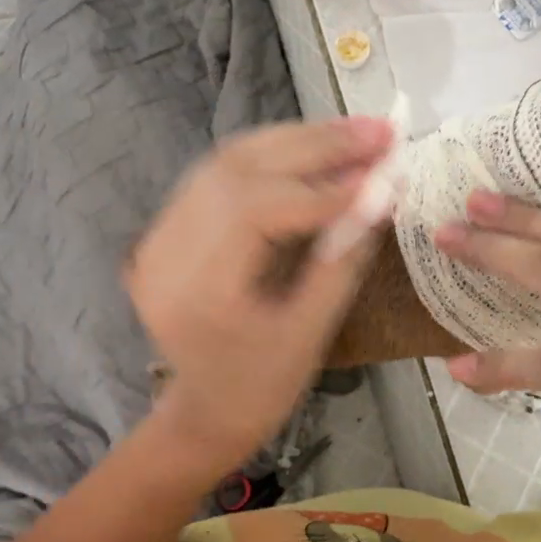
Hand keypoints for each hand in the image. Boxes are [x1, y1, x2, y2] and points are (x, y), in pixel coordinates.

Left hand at [127, 118, 393, 470]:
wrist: (207, 410)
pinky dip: (269, 156)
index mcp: (196, 292)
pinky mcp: (166, 229)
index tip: (382, 173)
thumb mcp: (310, 335)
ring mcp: (158, 237)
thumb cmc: (263, 387)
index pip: (256, 212)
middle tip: (380, 131)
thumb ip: (341, 262)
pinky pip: (218, 175)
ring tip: (356, 132)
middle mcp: (165, 253)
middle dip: (314, 146)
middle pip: (237, 172)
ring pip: (226, 162)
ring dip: (295, 141)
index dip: (323, 188)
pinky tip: (313, 147)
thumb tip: (381, 195)